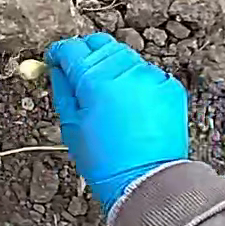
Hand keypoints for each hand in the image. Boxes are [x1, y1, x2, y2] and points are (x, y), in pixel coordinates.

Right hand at [46, 33, 188, 209]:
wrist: (147, 181)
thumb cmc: (106, 161)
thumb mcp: (71, 126)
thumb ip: (62, 89)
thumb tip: (57, 68)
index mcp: (95, 79)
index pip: (71, 48)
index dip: (59, 54)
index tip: (55, 60)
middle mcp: (125, 70)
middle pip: (100, 44)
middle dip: (86, 56)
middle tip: (81, 77)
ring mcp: (150, 76)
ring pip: (125, 57)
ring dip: (112, 68)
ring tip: (109, 99)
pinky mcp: (169, 86)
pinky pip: (147, 73)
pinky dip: (136, 83)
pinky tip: (132, 107)